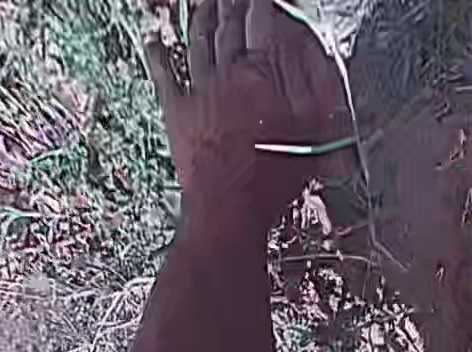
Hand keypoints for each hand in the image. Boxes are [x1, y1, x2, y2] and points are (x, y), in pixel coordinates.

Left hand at [142, 0, 349, 240]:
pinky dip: (158, 56)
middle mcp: (228, 71)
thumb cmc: (270, 179)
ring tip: (205, 0)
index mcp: (263, 70)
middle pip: (230, 23)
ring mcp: (200, 91)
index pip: (264, 17)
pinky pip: (164, 77)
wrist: (228, 211)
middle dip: (233, 1)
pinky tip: (153, 41)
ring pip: (198, 40)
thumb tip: (318, 54)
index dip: (265, 1)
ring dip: (201, 15)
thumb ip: (317, 89)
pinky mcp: (177, 114)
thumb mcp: (311, 134)